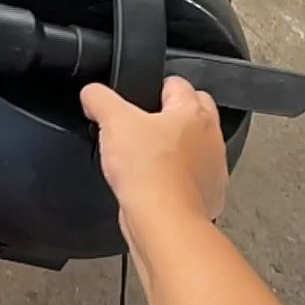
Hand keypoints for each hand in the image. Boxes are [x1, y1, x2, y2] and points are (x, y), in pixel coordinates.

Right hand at [80, 77, 227, 224]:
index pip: (177, 83)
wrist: (163, 220)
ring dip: (175, 147)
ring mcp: (213, 169)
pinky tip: (151, 180)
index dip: (152, 86)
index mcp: (193, 112)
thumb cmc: (149, 171)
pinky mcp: (207, 195)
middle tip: (143, 122)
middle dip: (169, 113)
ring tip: (145, 154)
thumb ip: (98, 97)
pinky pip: (191, 177)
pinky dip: (175, 176)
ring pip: (194, 146)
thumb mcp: (111, 120)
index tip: (138, 94)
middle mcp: (210, 138)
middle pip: (193, 111)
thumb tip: (91, 94)